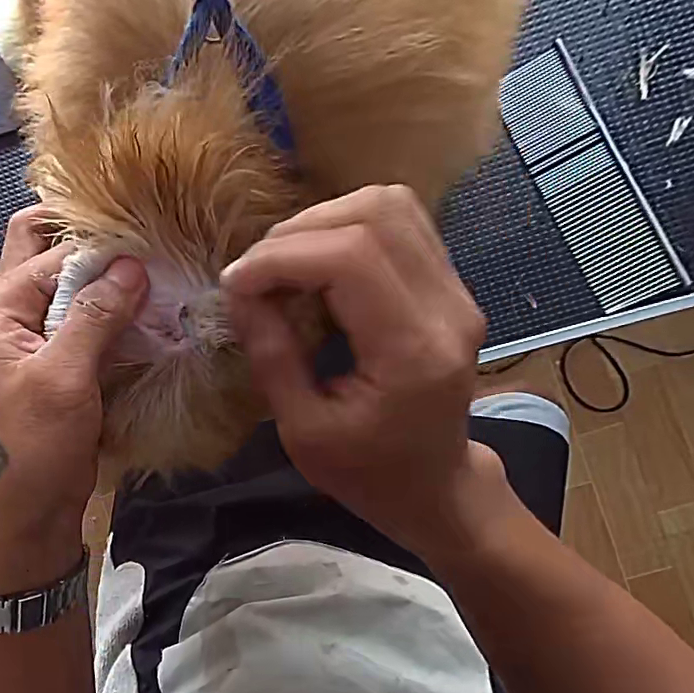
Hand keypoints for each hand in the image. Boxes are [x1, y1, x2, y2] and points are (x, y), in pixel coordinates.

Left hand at [0, 208, 148, 594]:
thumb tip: (132, 264)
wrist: (24, 514)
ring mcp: (32, 341)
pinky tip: (149, 322)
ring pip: (73, 295)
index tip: (155, 256)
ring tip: (162, 287)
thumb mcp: (63, 378)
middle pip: (52, 262)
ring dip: (112, 292)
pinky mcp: (56, 366)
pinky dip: (113, 322)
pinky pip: (84, 329)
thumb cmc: (31, 449)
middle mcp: (9, 315)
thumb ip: (94, 316)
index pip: (55, 254)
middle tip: (149, 258)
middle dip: (99, 256)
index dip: (104, 251)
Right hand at [222, 185, 522, 561]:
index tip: (235, 284)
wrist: (434, 486)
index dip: (281, 257)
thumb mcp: (303, 431)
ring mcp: (458, 292)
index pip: (351, 258)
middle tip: (255, 274)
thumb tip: (239, 291)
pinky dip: (347, 230)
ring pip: (391, 206)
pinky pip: (401, 225)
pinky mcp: (451, 287)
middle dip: (297, 233)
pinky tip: (317, 264)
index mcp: (412, 352)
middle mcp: (447, 309)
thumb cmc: (366, 473)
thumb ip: (273, 356)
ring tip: (283, 264)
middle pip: (375, 215)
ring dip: (323, 222)